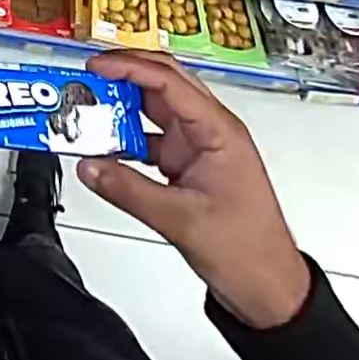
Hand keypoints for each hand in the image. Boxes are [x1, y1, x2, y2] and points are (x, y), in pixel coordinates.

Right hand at [75, 50, 309, 328]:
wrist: (270, 292)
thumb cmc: (250, 253)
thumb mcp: (182, 221)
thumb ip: (129, 190)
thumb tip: (89, 165)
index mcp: (219, 132)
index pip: (169, 81)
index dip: (129, 68)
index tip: (96, 66)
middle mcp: (208, 129)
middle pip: (162, 78)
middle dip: (123, 68)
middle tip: (88, 69)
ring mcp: (195, 143)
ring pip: (151, 102)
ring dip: (120, 98)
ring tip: (89, 98)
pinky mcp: (182, 159)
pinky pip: (144, 130)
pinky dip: (120, 129)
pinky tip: (101, 138)